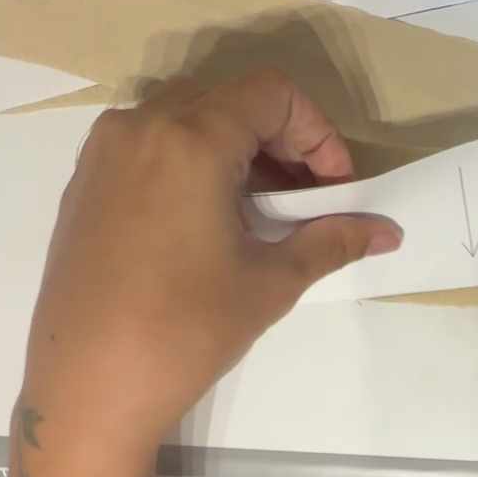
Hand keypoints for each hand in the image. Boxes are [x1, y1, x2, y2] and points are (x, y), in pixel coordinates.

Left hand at [19, 69, 401, 476]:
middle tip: (309, 198)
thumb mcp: (273, 282)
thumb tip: (389, 232)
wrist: (92, 383)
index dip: (319, 131)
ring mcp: (105, 153)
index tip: (336, 186)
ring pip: (188, 118)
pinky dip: (197, 164)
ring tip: (264, 213)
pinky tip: (213, 224)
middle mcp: (139, 126)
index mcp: (189, 140)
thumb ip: (333, 241)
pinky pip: (153, 145)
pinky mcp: (88, 183)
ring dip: (240, 150)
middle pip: (230, 99)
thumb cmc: (189, 329)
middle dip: (284, 139)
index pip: (272, 93)